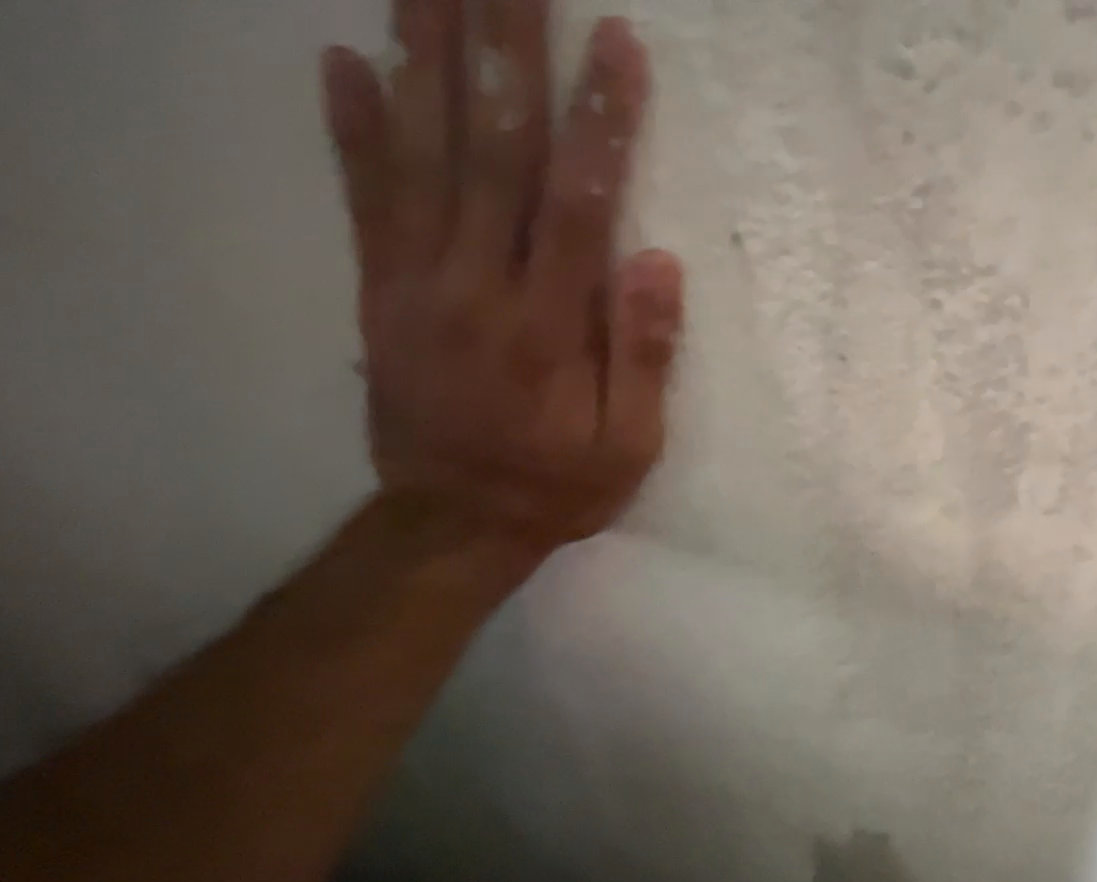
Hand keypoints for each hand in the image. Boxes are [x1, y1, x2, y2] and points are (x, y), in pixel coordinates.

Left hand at [321, 0, 681, 553]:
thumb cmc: (559, 485)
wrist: (452, 523)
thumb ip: (643, 354)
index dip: (600, 120)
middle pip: (492, 151)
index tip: (615, 43)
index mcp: (549, 325)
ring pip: (423, 155)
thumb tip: (658, 261)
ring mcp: (418, 283)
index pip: (578, 203)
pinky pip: (363, 200)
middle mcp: (477, 287)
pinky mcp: (380, 292)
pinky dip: (352, 129)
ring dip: (427, 58)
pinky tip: (343, 59)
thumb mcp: (631, 445)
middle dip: (505, 52)